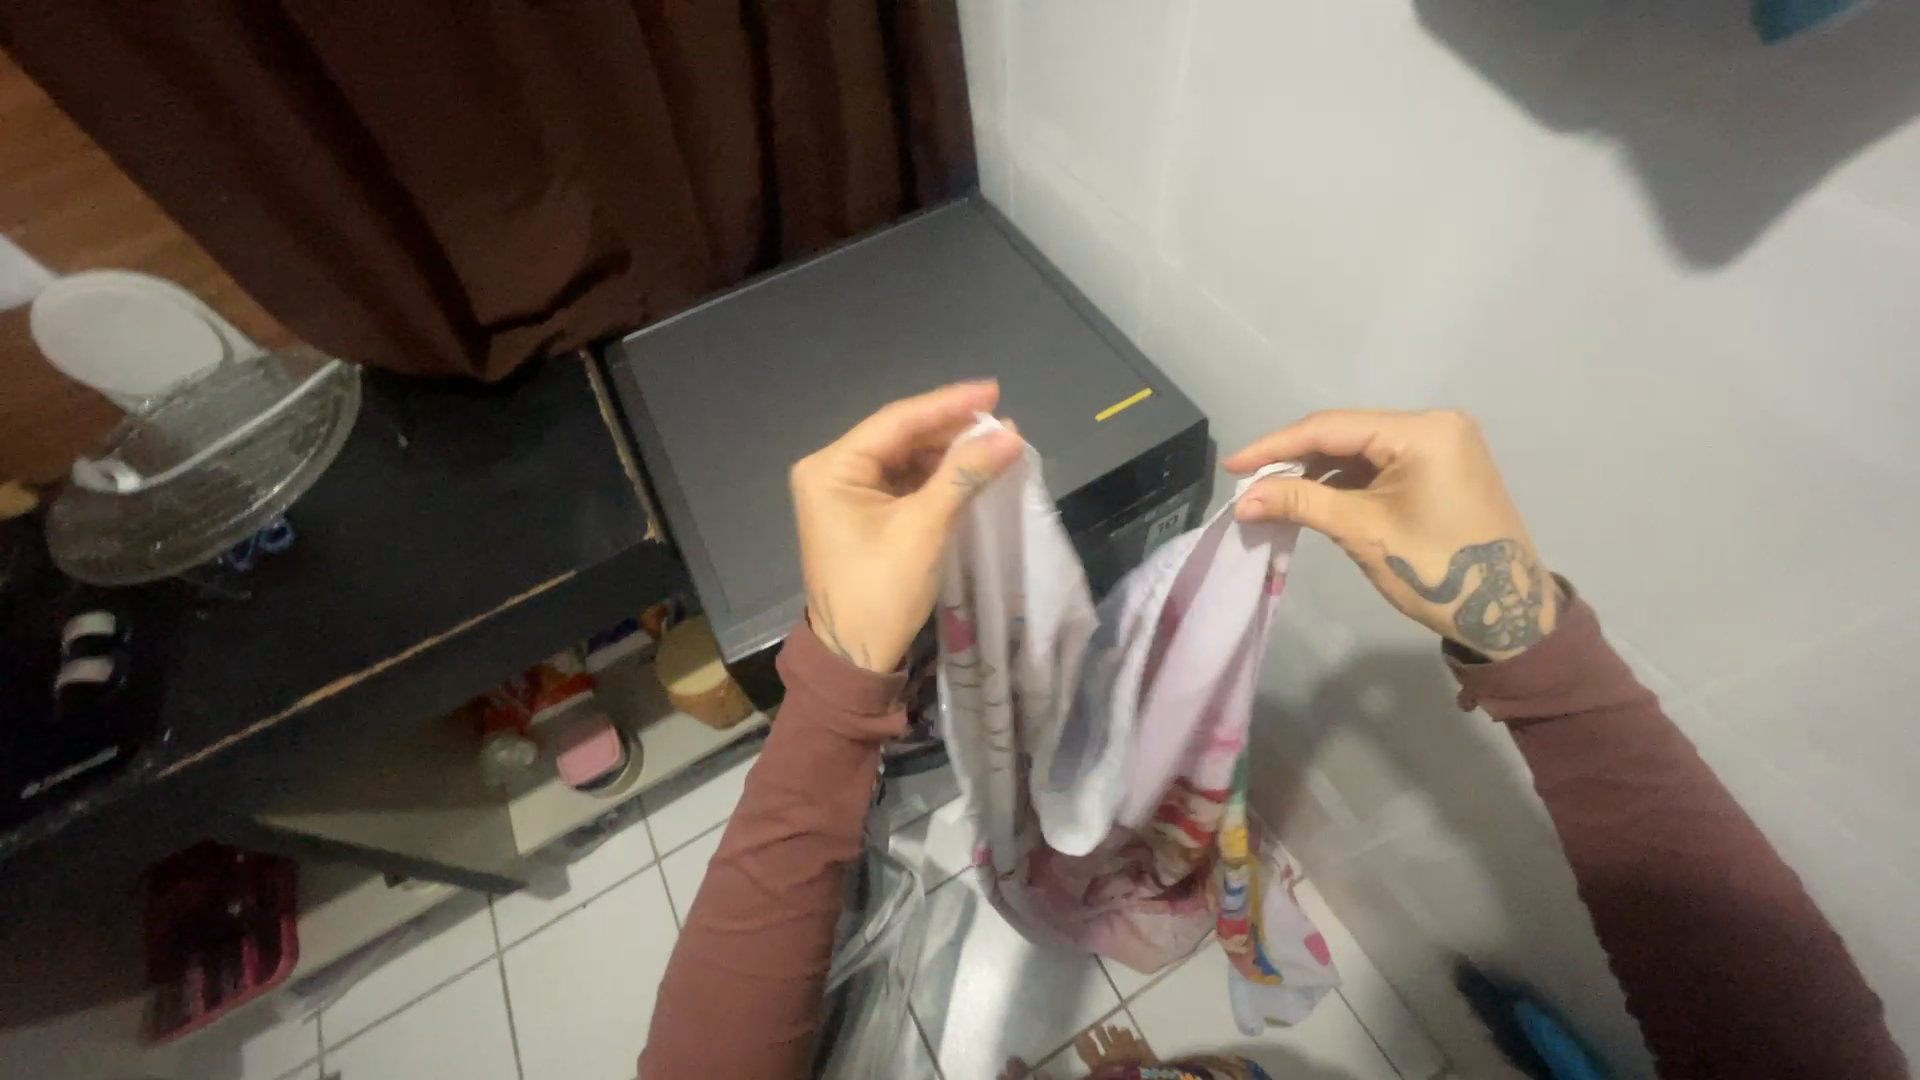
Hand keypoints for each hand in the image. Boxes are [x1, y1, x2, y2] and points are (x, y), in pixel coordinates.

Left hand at [791, 382, 1024, 671]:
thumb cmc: (882, 590)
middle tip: (1002, 423)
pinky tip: (970, 470)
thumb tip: (1012, 434)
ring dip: (948, 454)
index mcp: (831, 467)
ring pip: (905, 458)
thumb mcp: (925, 528)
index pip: (897, 421)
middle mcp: (831, 471)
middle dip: (951, 431)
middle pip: (901, 436)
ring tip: (995, 445)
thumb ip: (964, 475)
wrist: (856, 657)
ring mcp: (845, 493)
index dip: (948, 405)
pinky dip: (937, 478)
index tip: (994, 391)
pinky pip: (904, 482)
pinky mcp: (862, 513)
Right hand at [1225, 409, 1557, 658]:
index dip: (1274, 447)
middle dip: (1291, 460)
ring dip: (1311, 473)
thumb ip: (1299, 503)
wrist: (1508, 613)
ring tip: (1269, 497)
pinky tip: (1307, 499)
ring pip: (1354, 450)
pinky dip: (1338, 483)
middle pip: (1341, 433)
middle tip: (1247, 486)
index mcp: (1422, 431)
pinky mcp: (1434, 468)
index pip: (1329, 427)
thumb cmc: (1436, 569)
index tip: (1232, 467)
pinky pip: (1373, 465)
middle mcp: (1432, 425)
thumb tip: (1242, 500)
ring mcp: (1436, 446)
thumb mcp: (1361, 531)